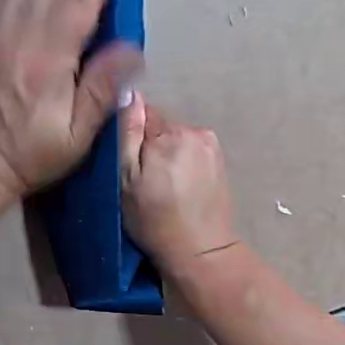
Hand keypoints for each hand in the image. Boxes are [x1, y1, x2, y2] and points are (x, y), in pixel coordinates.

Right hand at [119, 92, 239, 268]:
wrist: (200, 250)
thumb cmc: (154, 219)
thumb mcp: (127, 179)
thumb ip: (127, 134)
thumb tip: (129, 94)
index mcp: (169, 134)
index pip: (140, 112)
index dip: (128, 135)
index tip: (125, 161)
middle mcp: (195, 131)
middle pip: (158, 124)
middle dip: (147, 144)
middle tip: (141, 177)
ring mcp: (211, 144)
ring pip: (173, 136)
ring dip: (164, 152)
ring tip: (160, 183)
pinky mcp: (219, 158)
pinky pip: (189, 147)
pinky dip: (180, 160)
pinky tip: (177, 184)